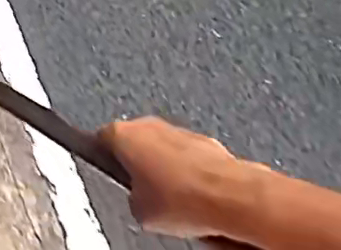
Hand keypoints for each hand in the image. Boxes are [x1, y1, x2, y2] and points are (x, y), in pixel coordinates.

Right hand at [99, 117, 257, 238]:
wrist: (239, 202)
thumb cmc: (189, 200)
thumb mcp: (143, 214)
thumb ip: (133, 201)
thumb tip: (141, 205)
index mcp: (119, 132)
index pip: (101, 142)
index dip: (110, 165)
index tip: (122, 182)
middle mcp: (146, 125)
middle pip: (139, 148)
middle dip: (149, 172)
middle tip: (159, 201)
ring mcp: (181, 133)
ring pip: (171, 155)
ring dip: (178, 176)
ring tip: (192, 208)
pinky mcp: (213, 146)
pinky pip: (200, 163)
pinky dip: (204, 180)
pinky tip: (214, 204)